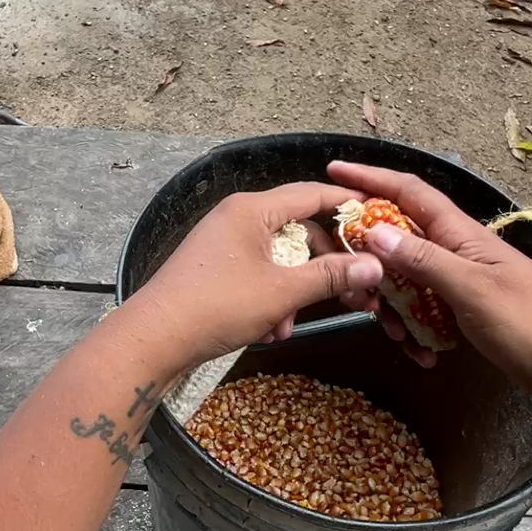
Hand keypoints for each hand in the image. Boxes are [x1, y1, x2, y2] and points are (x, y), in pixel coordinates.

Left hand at [122, 182, 384, 371]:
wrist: (154, 337)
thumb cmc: (218, 305)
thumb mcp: (281, 292)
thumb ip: (330, 276)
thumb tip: (374, 266)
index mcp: (252, 209)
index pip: (311, 193)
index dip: (347, 203)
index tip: (377, 214)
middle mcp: (237, 217)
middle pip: (297, 230)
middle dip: (320, 266)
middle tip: (349, 292)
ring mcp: (223, 242)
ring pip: (277, 259)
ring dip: (291, 292)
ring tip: (287, 326)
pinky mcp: (214, 267)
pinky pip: (255, 274)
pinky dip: (268, 299)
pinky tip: (268, 330)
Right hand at [327, 161, 531, 399]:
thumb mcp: (473, 291)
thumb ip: (423, 260)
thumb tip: (373, 230)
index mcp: (460, 234)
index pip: (407, 192)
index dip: (370, 177)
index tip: (333, 169)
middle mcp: (455, 250)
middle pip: (395, 240)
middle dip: (368, 263)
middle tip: (354, 291)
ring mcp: (459, 281)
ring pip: (404, 280)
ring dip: (392, 307)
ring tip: (397, 337)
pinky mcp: (463, 310)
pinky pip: (423, 310)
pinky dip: (416, 331)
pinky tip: (423, 354)